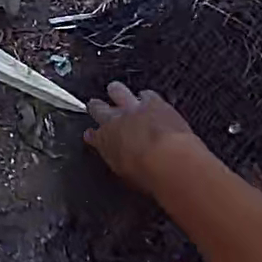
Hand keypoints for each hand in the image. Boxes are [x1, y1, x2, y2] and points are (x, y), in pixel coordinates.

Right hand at [83, 82, 198, 191]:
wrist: (168, 158)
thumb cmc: (146, 170)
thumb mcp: (124, 172)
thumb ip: (117, 159)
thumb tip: (116, 158)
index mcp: (104, 140)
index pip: (93, 135)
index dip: (92, 134)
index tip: (93, 135)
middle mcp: (114, 120)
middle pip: (97, 107)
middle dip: (96, 106)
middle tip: (96, 105)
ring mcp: (133, 109)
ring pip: (117, 91)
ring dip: (116, 91)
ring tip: (115, 90)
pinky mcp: (154, 103)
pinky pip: (147, 94)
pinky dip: (146, 96)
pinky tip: (147, 96)